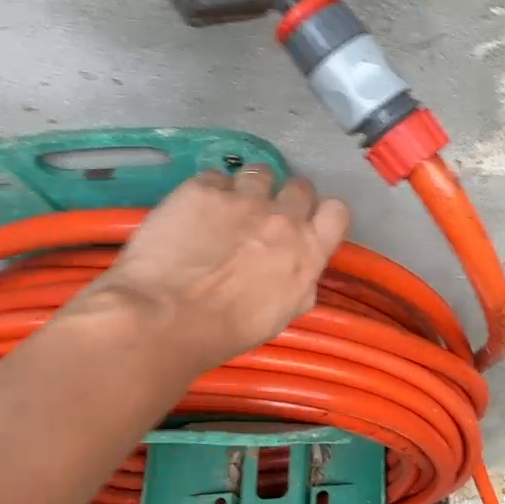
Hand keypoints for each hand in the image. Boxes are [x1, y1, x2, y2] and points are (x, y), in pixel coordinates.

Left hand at [75, 165, 350, 370]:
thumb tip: (297, 273)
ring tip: (229, 208)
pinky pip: (214, 177)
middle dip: (287, 197)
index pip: (337, 212)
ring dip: (250, 188)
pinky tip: (193, 212)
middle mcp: (282, 216)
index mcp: (308, 250)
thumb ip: (298, 285)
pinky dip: (209, 192)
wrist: (167, 316)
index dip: (323, 215)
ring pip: (259, 173)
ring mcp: (242, 198)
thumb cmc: (228, 330)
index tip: (308, 224)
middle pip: (300, 186)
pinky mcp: (201, 188)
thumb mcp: (282, 316)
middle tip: (265, 216)